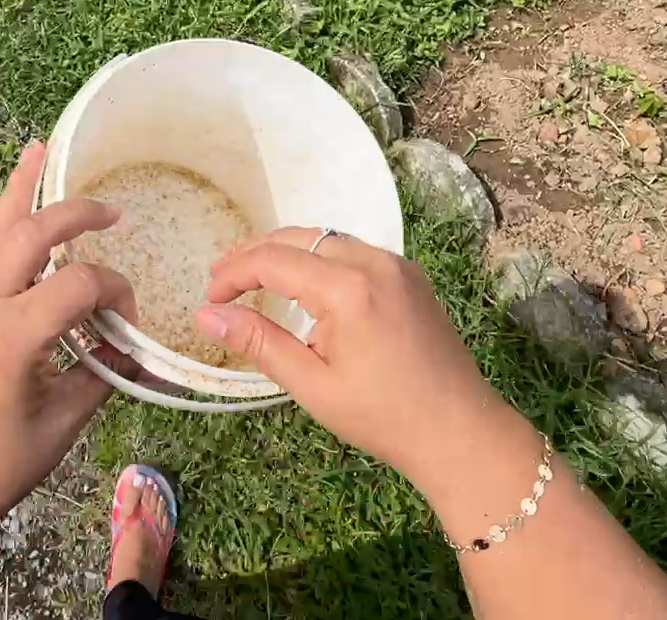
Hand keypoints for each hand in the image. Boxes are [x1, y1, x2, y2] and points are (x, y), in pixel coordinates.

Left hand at [0, 142, 137, 552]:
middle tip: (109, 210)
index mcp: (6, 339)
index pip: (76, 286)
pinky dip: (3, 222)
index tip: (129, 320)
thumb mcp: (60, 425)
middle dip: (72, 212)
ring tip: (38, 151)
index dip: (114, 293)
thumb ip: (101, 374)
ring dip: (21, 191)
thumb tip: (131, 346)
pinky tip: (16, 208)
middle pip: (27, 234)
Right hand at [194, 228, 503, 488]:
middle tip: (222, 277)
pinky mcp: (408, 273)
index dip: (235, 272)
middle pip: (299, 236)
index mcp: (347, 288)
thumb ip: (257, 342)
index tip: (210, 296)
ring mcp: (395, 263)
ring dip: (287, 250)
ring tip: (255, 275)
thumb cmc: (381, 416)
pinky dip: (319, 256)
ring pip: (326, 237)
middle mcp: (373, 261)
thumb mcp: (311, 384)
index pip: (274, 260)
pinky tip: (304, 280)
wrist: (460, 430)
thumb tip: (206, 316)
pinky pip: (352, 249)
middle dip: (256, 252)